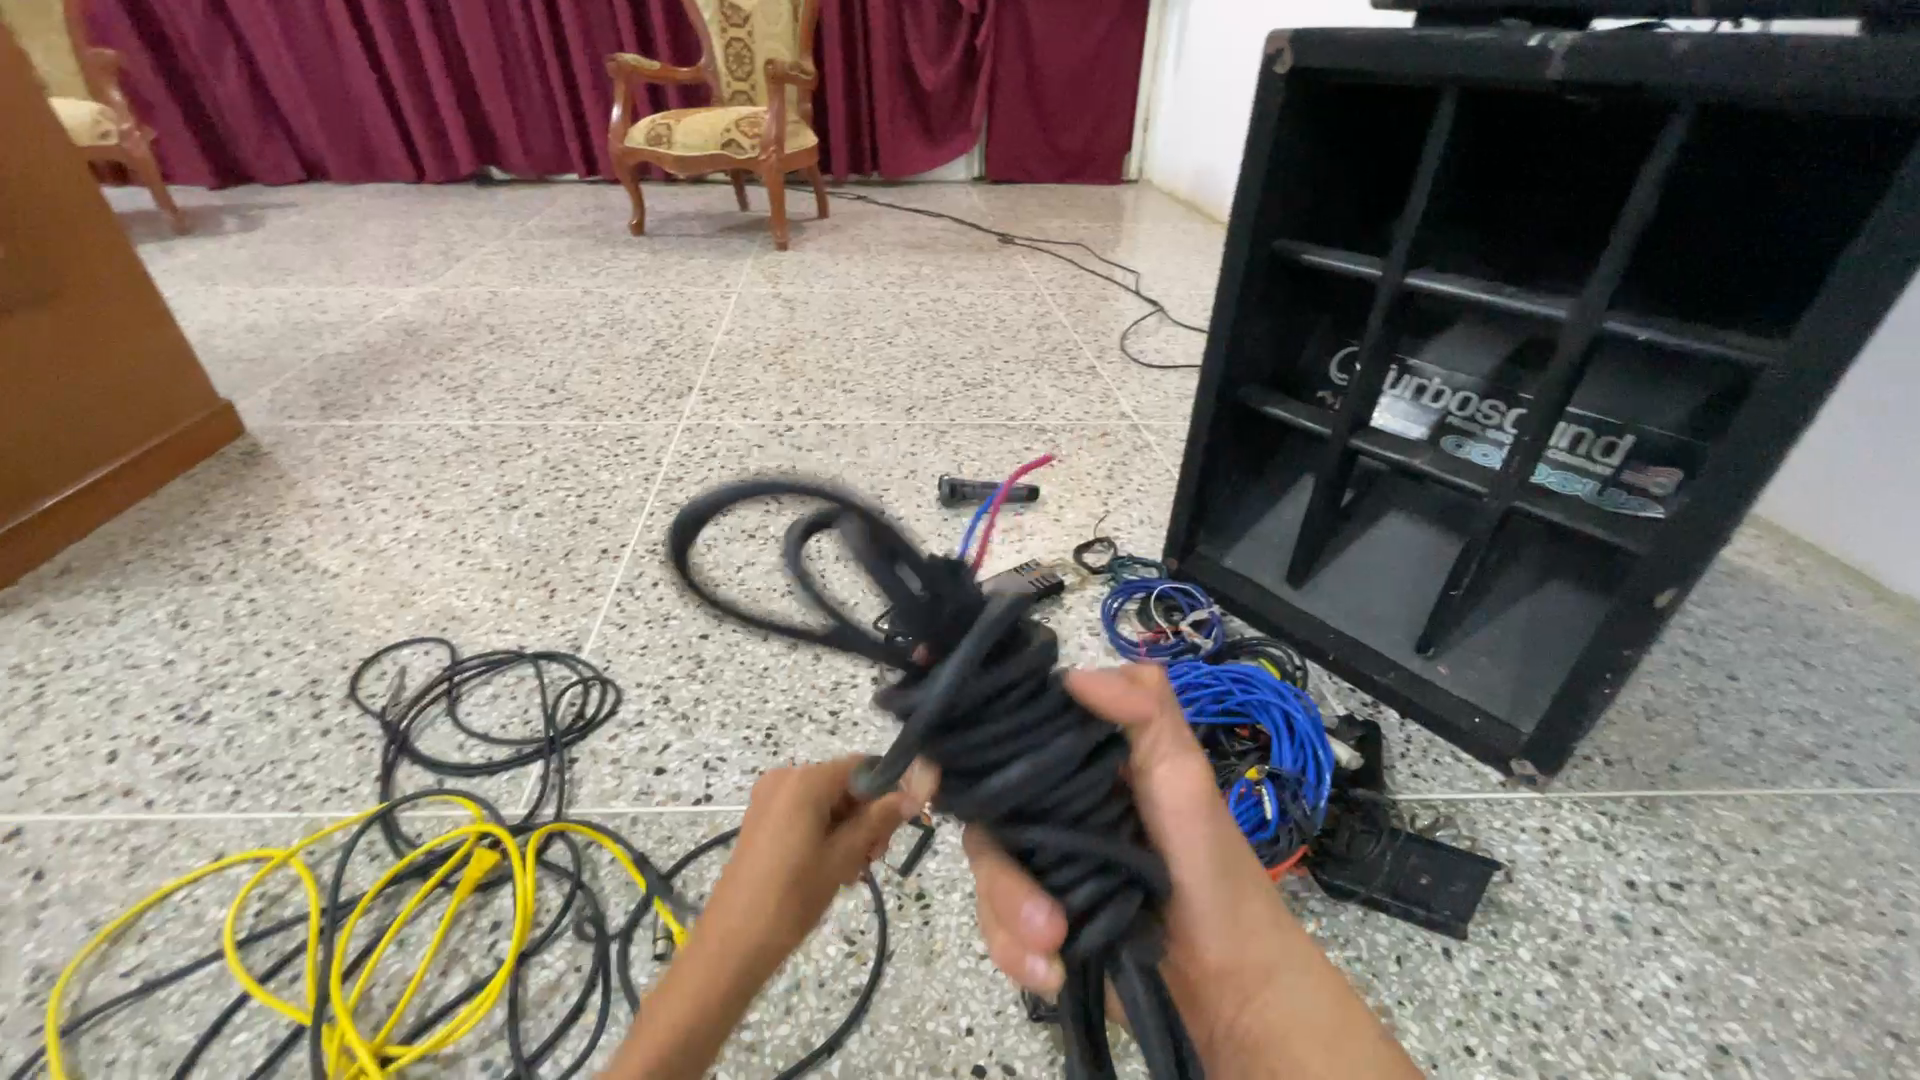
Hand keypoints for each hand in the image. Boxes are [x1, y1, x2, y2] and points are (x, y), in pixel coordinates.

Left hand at [696, 756, 915, 977]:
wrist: (733, 943)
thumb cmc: (793, 896)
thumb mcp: (844, 856)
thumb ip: (880, 819)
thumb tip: (917, 792)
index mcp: (805, 780)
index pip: (863, 767)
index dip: (888, 793)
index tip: (896, 830)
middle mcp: (786, 778)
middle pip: (845, 784)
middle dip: (866, 818)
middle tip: (871, 859)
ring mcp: (770, 799)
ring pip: (828, 802)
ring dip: (848, 831)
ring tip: (850, 872)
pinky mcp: (762, 819)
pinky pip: (807, 814)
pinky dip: (825, 834)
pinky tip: (830, 869)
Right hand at [963, 665, 1295, 1050]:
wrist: (1229, 981)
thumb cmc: (1210, 863)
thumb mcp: (1186, 775)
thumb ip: (1146, 712)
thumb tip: (1071, 673)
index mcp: (1075, 760)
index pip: (1004, 738)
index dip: (960, 750)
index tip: (932, 774)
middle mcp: (1048, 804)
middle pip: (982, 817)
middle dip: (1000, 871)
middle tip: (1033, 907)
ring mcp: (1040, 862)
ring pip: (986, 876)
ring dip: (1011, 914)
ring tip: (1056, 943)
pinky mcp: (1037, 919)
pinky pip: (997, 928)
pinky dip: (1016, 953)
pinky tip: (1052, 973)